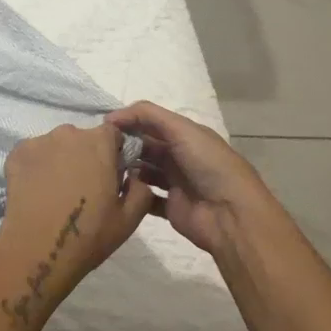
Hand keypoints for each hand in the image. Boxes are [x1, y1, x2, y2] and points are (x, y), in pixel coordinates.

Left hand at [0, 123, 153, 314]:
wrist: (38, 249)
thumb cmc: (89, 234)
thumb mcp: (130, 218)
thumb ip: (141, 188)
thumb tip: (135, 174)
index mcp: (99, 142)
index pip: (113, 134)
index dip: (113, 153)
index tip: (110, 175)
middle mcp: (68, 133)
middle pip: (82, 138)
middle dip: (86, 156)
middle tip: (83, 187)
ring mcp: (39, 141)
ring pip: (56, 145)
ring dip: (60, 160)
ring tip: (57, 191)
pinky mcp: (16, 153)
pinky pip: (33, 154)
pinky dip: (37, 166)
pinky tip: (37, 190)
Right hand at [108, 101, 267, 254]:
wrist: (230, 214)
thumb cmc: (208, 165)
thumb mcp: (181, 130)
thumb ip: (148, 116)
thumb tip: (111, 117)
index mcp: (187, 135)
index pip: (152, 123)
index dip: (129, 121)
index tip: (103, 126)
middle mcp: (181, 156)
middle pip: (146, 146)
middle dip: (125, 145)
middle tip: (99, 149)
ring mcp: (176, 183)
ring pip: (144, 171)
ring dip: (127, 168)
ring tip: (104, 168)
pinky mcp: (171, 207)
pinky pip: (146, 199)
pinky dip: (133, 194)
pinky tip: (116, 190)